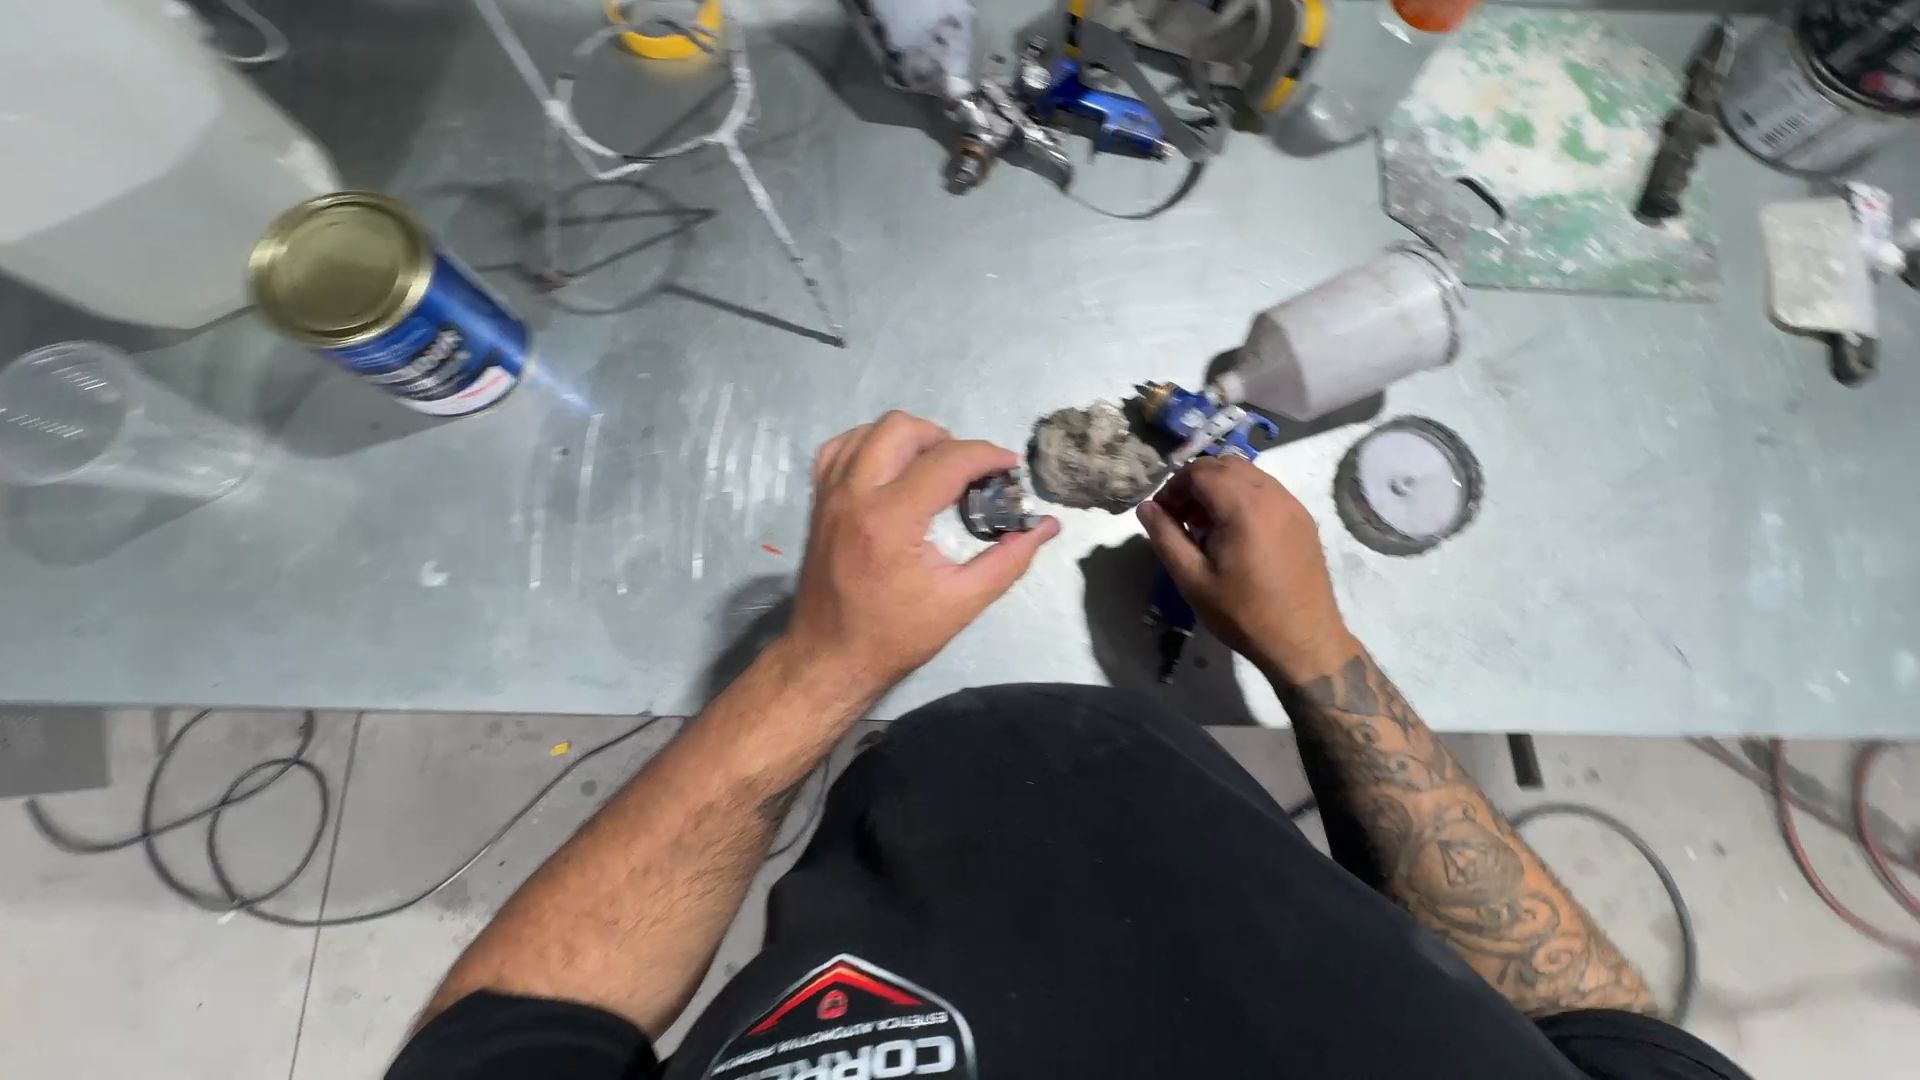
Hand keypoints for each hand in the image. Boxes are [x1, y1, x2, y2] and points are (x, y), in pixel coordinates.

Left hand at [783, 411, 1059, 701]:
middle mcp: (854, 496)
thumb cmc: (896, 636)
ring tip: (933, 468)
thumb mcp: (962, 602)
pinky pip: (839, 448)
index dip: (986, 455)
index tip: (1009, 468)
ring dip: (908, 439)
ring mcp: (829, 495)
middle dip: (946, 440)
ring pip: (868, 431)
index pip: (946, 461)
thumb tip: (1046, 526)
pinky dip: (870, 446)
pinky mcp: (818, 501)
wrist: (830, 657)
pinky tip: (891, 470)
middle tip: (968, 472)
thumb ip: (1009, 560)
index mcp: (891, 522)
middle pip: (902, 429)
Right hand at [1137, 455, 1354, 683]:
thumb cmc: (1243, 613)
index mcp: (1244, 507)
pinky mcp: (1302, 519)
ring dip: (1218, 488)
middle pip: (1224, 465)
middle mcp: (1273, 496)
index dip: (1174, 487)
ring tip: (1204, 526)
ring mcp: (1292, 505)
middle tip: (1180, 517)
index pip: (1200, 472)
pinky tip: (1232, 533)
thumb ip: (1165, 536)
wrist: (1303, 641)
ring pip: (1247, 474)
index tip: (1163, 514)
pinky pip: (1265, 490)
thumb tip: (1146, 507)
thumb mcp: (1192, 579)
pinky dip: (1241, 496)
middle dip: (1195, 483)